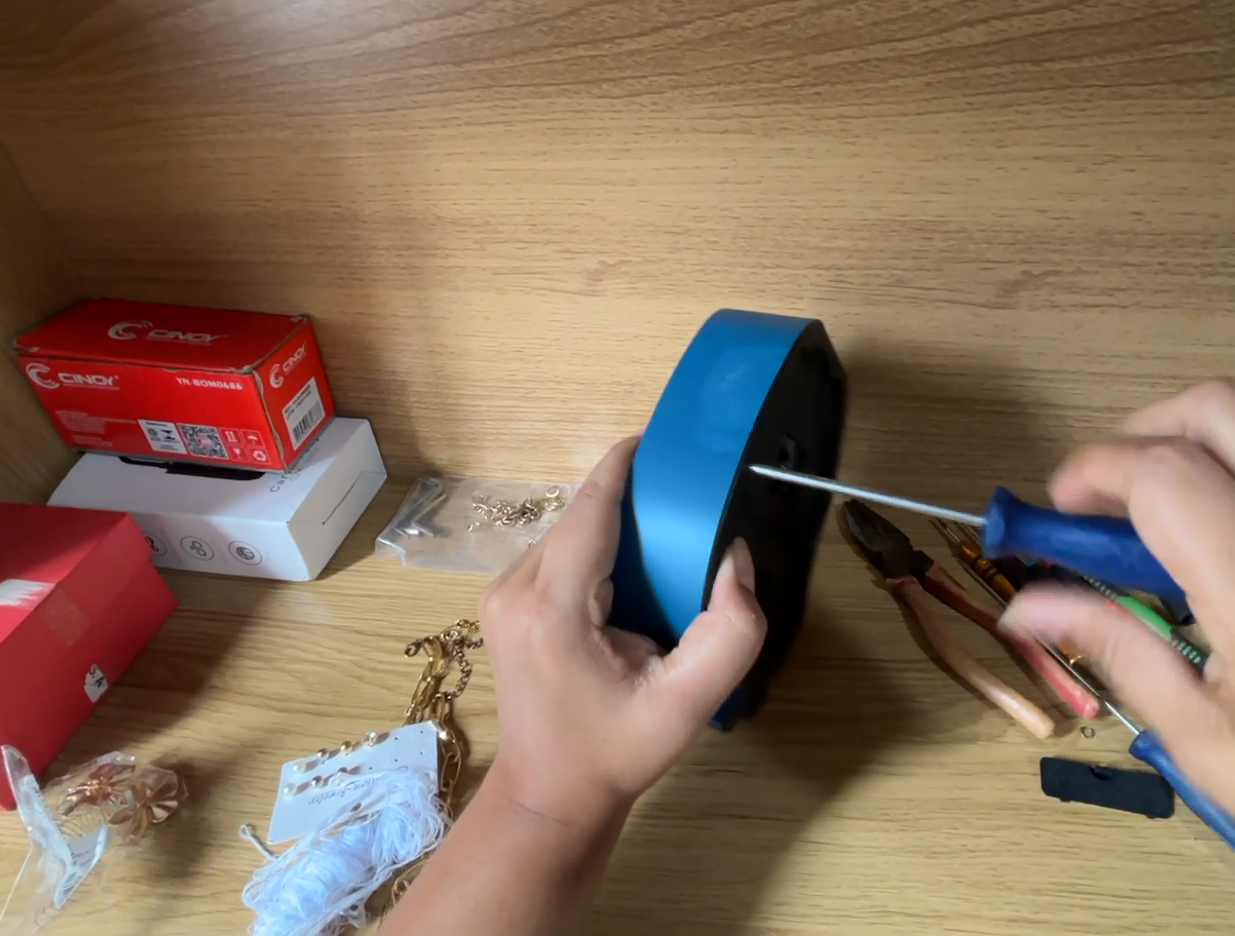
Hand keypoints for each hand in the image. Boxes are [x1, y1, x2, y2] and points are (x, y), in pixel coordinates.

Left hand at [478, 436, 767, 827]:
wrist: (546, 796)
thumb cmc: (614, 752)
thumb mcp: (688, 705)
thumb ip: (730, 633)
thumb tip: (733, 559)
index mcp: (551, 606)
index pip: (590, 508)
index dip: (623, 465)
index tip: (662, 438)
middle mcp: (515, 587)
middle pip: (581, 514)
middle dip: (631, 496)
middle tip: (684, 497)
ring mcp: (501, 592)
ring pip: (569, 529)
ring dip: (614, 522)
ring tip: (664, 532)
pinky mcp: (504, 600)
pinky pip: (559, 549)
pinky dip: (597, 544)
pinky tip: (629, 566)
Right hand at [1001, 381, 1234, 934]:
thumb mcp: (1220, 758)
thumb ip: (1120, 656)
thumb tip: (1023, 607)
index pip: (1168, 476)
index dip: (1093, 469)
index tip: (1062, 511)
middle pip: (1222, 409)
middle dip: (1137, 428)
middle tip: (1107, 494)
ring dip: (1190, 454)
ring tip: (1163, 528)